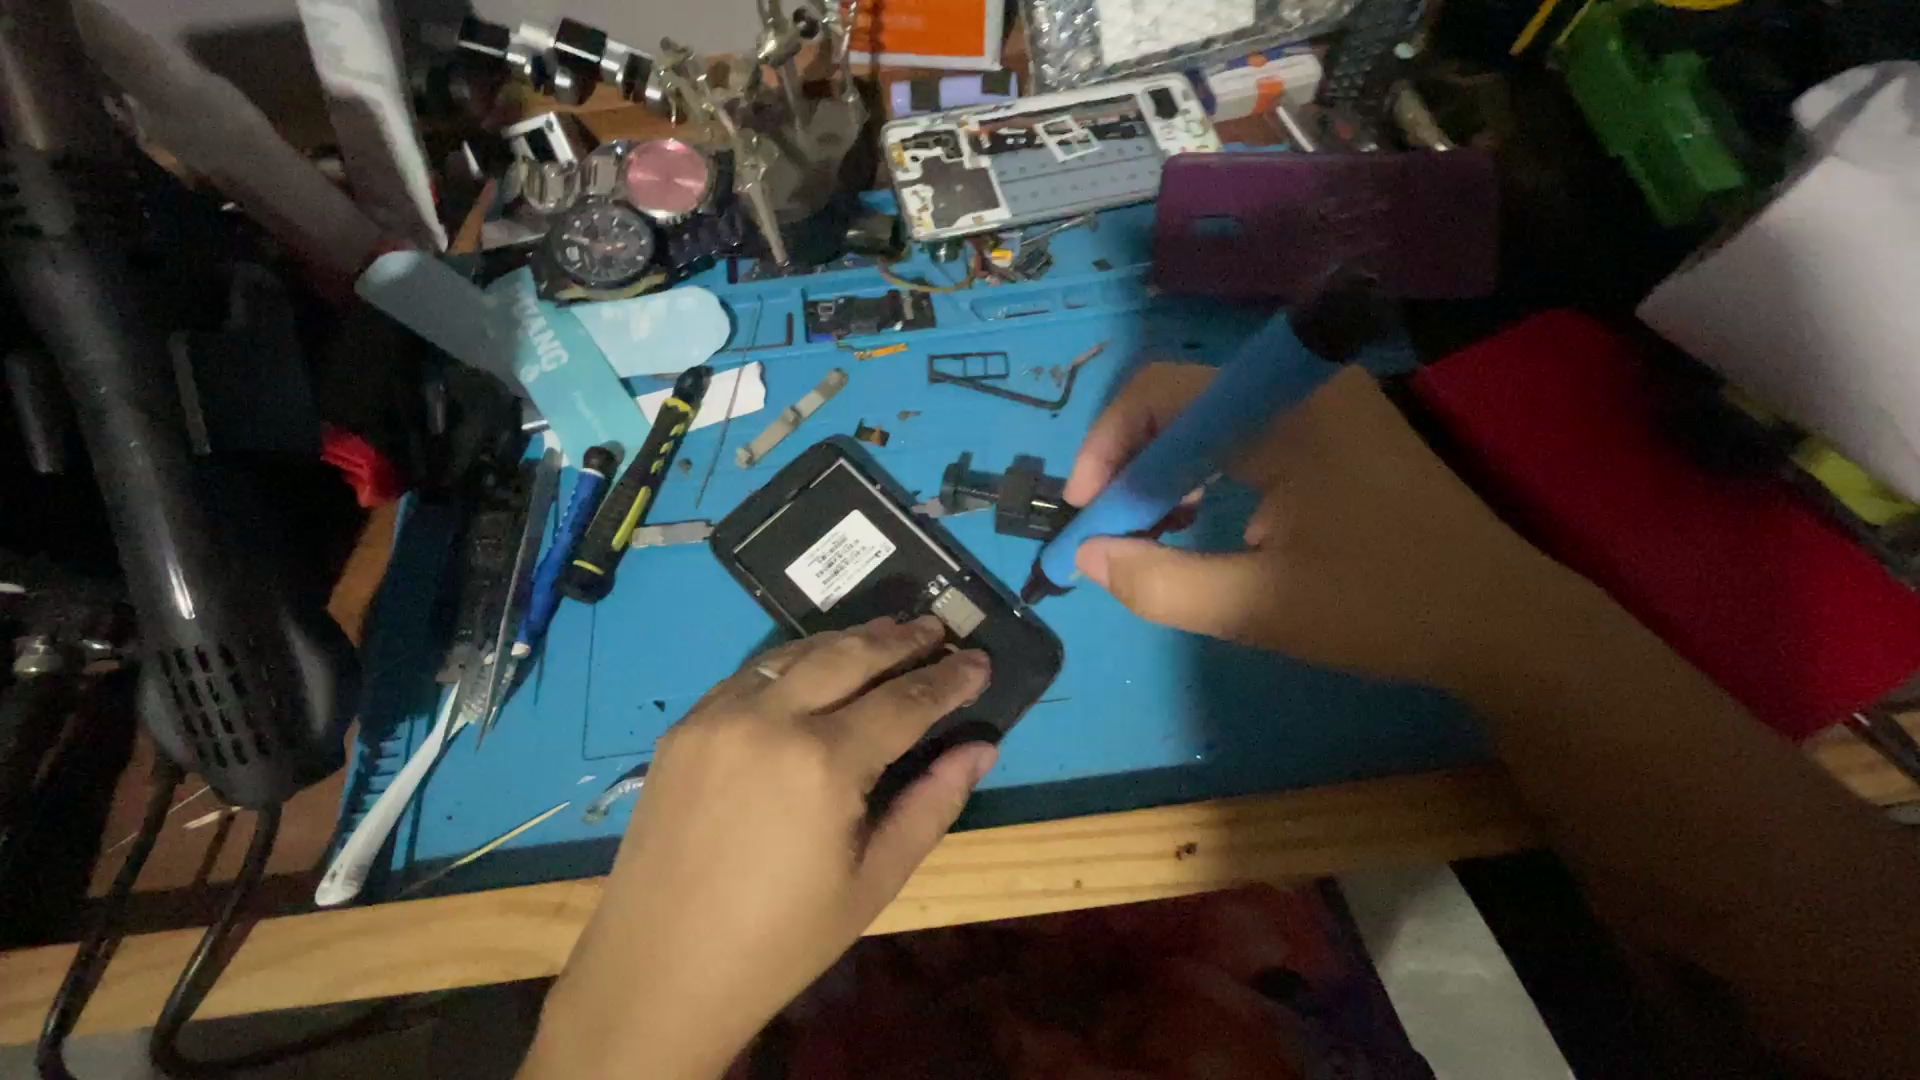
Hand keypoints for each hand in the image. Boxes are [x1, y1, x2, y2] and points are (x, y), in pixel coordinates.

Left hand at [521, 616, 993, 1078]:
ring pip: (799, 653)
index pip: (904, 701)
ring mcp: (719, 715)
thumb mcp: (875, 881)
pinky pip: (753, 673)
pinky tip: (819, 664)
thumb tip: (982, 747)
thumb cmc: (781, 939)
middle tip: (938, 627)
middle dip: (902, 639)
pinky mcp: (685, 724)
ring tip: (889, 633)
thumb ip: (933, 804)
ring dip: (850, 640)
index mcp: (822, 764)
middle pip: (851, 656)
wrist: (658, 972)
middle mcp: (769, 720)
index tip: (981, 660)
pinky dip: (797, 660)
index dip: (949, 679)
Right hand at [1063, 363, 1574, 691]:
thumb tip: (1085, 558)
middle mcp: (1299, 387)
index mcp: (1283, 412)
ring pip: (1207, 419)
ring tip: (1146, 531)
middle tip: (1110, 529)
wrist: (1504, 622)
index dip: (1104, 449)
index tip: (1085, 516)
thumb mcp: (1257, 608)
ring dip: (1163, 470)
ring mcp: (1322, 404)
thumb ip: (1158, 583)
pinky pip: (1242, 433)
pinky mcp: (1334, 429)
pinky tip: (1196, 518)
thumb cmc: (1384, 609)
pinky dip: (1204, 471)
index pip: (1158, 395)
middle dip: (1129, 465)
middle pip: (1179, 401)